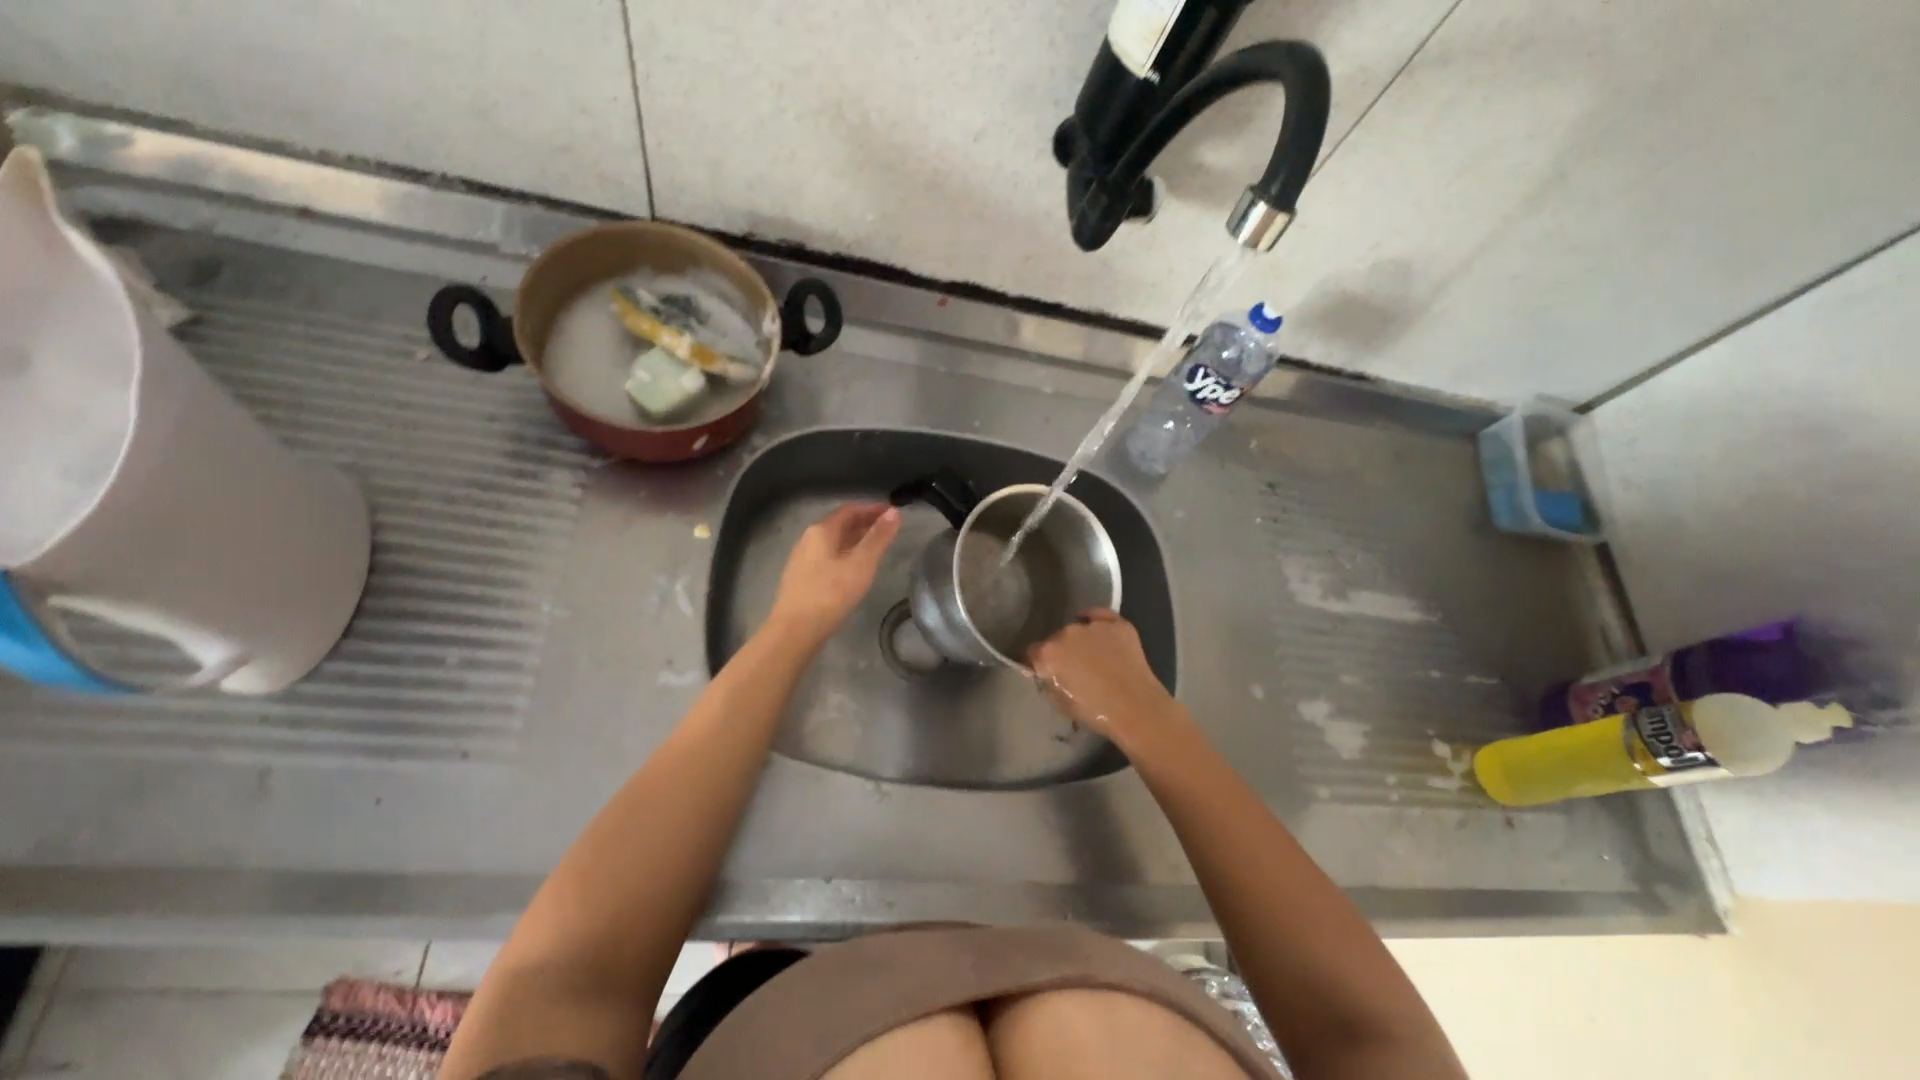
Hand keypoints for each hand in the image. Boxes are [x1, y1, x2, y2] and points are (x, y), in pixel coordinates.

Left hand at [767, 502, 900, 647]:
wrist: (795, 630)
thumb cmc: (831, 594)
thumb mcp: (861, 564)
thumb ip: (878, 537)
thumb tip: (894, 512)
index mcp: (822, 530)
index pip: (850, 509)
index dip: (872, 508)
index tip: (893, 512)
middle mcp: (808, 539)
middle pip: (840, 524)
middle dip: (864, 523)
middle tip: (888, 529)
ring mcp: (801, 558)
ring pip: (832, 542)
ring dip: (854, 539)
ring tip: (875, 548)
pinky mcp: (800, 577)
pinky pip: (826, 556)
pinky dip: (844, 554)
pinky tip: (852, 569)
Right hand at [1028, 609, 1188, 753]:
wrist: (1134, 707)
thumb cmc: (1093, 711)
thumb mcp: (1059, 702)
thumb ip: (1048, 681)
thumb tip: (1045, 672)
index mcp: (1048, 653)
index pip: (1033, 652)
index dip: (1039, 662)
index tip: (1045, 671)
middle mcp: (1066, 633)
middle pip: (1057, 638)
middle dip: (1062, 651)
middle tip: (1074, 668)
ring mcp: (1093, 626)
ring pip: (1079, 628)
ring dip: (1082, 639)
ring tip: (1094, 657)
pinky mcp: (1118, 624)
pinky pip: (1101, 616)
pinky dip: (1098, 621)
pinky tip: (1101, 632)